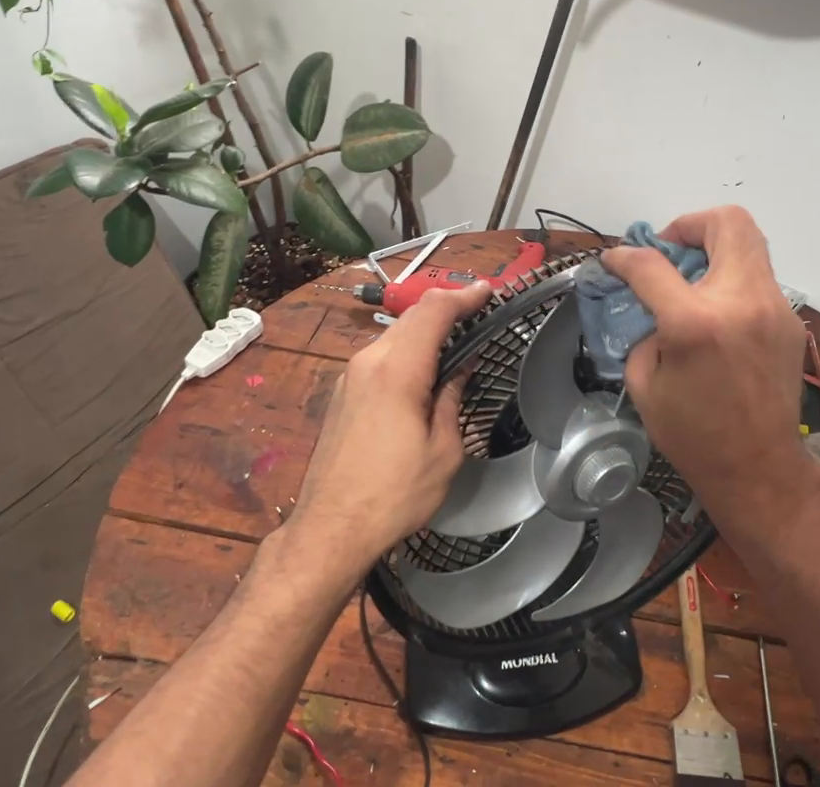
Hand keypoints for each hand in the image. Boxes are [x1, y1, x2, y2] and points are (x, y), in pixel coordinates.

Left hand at [286, 280, 494, 573]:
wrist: (331, 528)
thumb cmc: (394, 494)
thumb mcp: (443, 450)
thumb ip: (452, 398)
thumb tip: (461, 368)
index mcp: (397, 371)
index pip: (433, 311)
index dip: (464, 296)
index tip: (489, 292)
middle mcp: (369, 362)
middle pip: (412, 317)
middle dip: (447, 307)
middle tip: (479, 311)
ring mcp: (350, 377)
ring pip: (394, 334)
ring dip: (426, 329)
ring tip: (458, 339)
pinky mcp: (343, 393)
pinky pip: (381, 356)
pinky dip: (408, 349)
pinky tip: (425, 366)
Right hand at [602, 207, 819, 529]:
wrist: (758, 469)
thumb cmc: (693, 434)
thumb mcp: (645, 383)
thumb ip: (643, 329)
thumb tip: (648, 303)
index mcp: (695, 323)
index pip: (652, 264)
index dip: (624, 256)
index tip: (615, 261)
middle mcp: (742, 303)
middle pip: (727, 222)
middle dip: (691, 225)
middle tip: (671, 250)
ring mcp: (775, 308)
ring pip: (751, 244)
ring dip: (715, 250)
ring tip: (693, 282)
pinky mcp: (790, 321)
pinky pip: (759, 278)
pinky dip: (732, 280)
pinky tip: (716, 314)